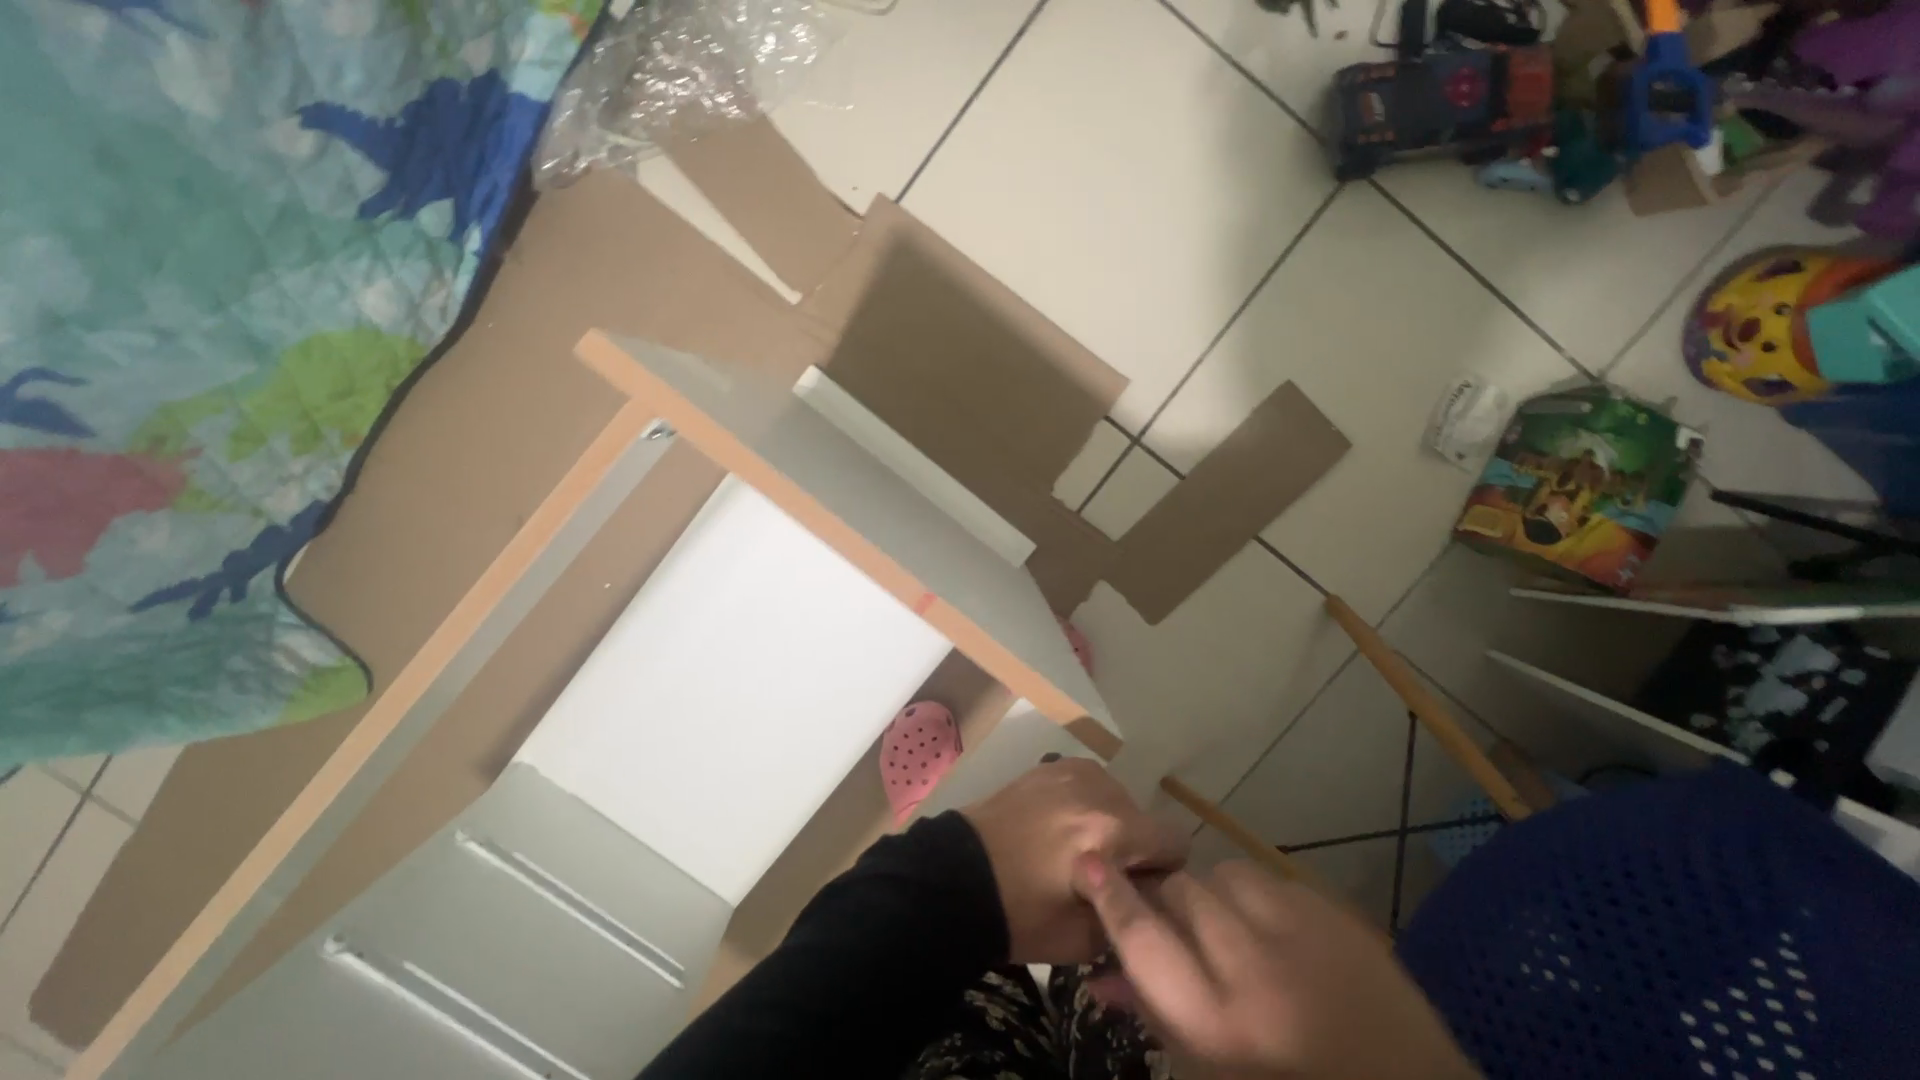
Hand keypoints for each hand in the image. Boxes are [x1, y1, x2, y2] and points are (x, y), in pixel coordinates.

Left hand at [961, 758, 1185, 964]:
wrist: (954, 882)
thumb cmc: (1020, 917)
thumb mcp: (1085, 939)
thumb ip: (1129, 914)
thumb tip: (1144, 897)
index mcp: (1112, 833)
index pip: (1175, 841)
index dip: (1163, 870)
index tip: (1137, 888)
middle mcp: (1098, 792)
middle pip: (1145, 817)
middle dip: (1133, 845)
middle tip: (1100, 873)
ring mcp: (1069, 772)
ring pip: (1116, 796)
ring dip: (1108, 820)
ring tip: (1074, 848)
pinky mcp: (1046, 767)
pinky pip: (1087, 781)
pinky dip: (1083, 801)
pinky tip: (1058, 826)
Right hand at [1073, 857, 1479, 1079]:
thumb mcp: (1211, 1071)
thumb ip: (1153, 1017)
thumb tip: (1097, 979)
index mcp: (1216, 1024)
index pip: (1143, 939)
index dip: (1110, 896)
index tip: (1088, 862)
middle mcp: (1254, 971)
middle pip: (1180, 893)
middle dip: (1164, 898)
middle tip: (1173, 922)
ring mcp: (1303, 937)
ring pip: (1224, 873)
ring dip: (1211, 892)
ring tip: (1226, 925)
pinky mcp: (1339, 918)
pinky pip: (1273, 879)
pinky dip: (1258, 898)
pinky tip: (1271, 931)